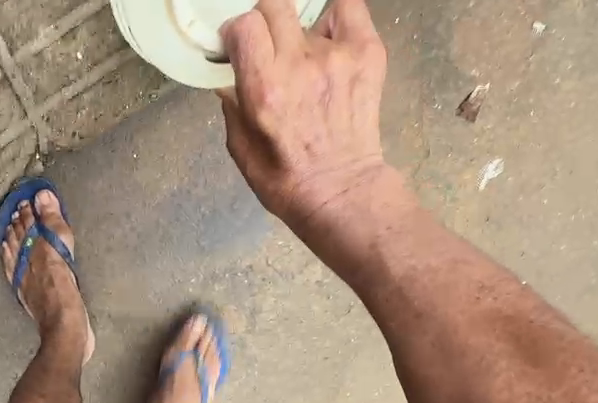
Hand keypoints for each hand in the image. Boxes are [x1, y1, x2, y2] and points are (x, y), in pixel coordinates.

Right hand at [218, 0, 390, 225]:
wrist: (340, 190)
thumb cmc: (285, 179)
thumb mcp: (241, 149)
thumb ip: (232, 105)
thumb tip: (229, 75)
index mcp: (265, 90)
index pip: (245, 25)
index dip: (237, 31)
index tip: (237, 45)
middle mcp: (300, 65)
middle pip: (275, 5)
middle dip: (264, 21)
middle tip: (267, 47)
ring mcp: (337, 55)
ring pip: (309, 14)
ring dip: (299, 33)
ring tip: (304, 62)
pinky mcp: (367, 51)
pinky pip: (347, 9)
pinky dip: (335, 21)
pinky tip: (330, 47)